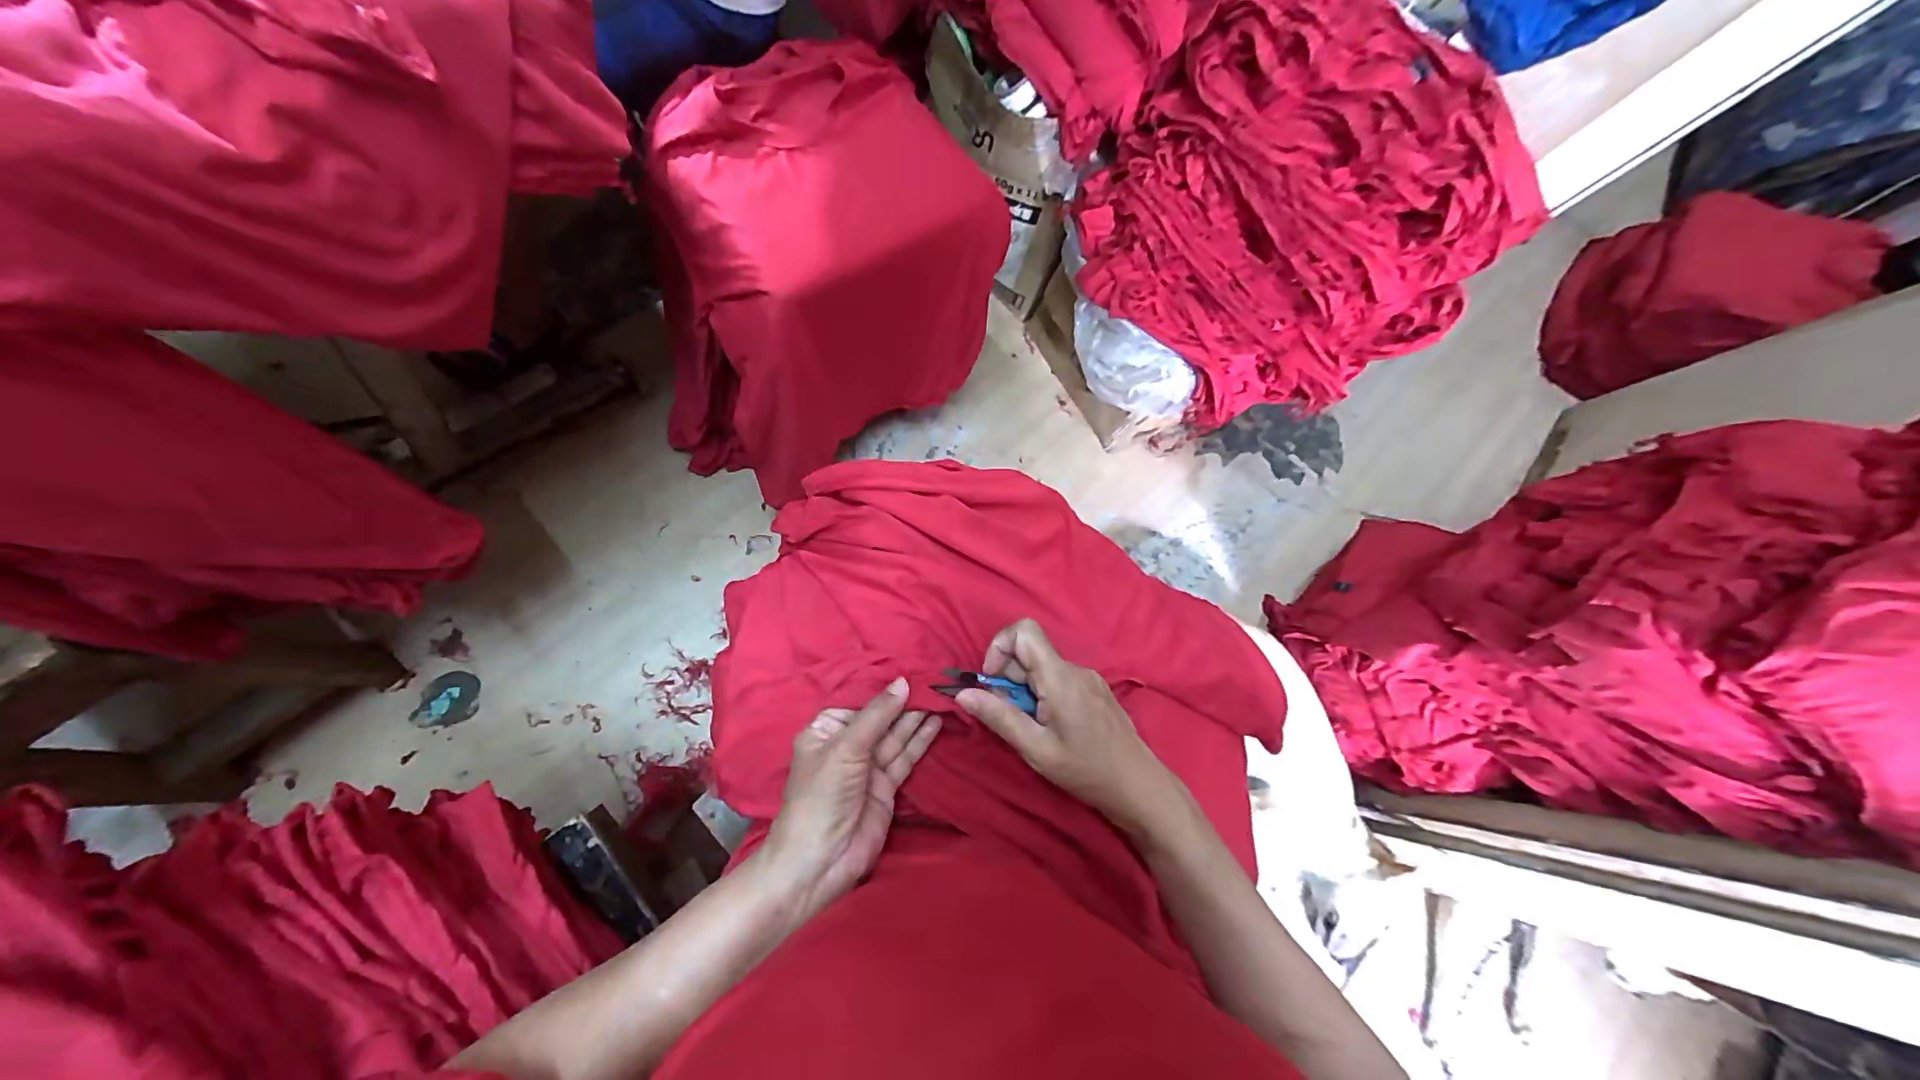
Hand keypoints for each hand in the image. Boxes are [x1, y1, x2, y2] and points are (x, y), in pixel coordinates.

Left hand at [760, 678, 939, 915]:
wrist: (820, 861)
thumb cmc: (822, 796)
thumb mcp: (846, 749)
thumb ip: (877, 715)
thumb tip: (902, 682)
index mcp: (825, 730)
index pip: (859, 700)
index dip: (884, 687)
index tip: (912, 668)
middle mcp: (846, 745)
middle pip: (880, 718)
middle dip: (904, 701)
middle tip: (935, 681)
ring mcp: (867, 767)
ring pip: (895, 736)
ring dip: (916, 718)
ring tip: (941, 696)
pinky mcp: (885, 787)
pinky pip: (905, 757)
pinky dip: (920, 741)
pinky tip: (936, 722)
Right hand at [954, 619, 1184, 838]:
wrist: (1138, 785)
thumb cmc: (1086, 771)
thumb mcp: (1036, 749)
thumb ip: (999, 717)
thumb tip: (963, 693)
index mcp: (1060, 677)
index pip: (1024, 630)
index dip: (999, 648)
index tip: (993, 684)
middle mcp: (1075, 669)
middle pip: (1029, 652)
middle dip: (1008, 678)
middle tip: (1011, 717)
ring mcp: (1087, 678)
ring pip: (1041, 667)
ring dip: (1024, 690)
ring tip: (1033, 727)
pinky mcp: (1093, 690)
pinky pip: (1057, 679)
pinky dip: (1041, 695)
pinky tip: (1051, 727)